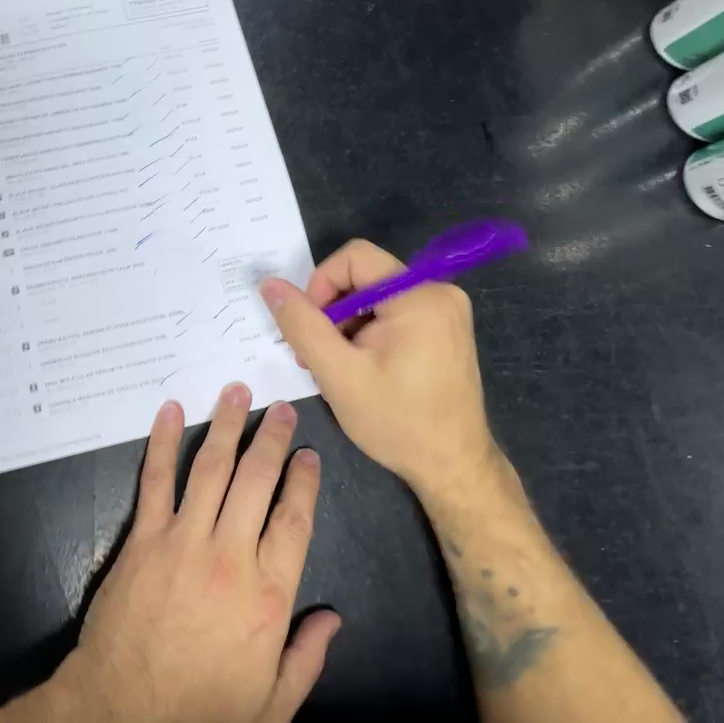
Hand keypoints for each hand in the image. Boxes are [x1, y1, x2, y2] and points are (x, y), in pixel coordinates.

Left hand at [43, 383, 339, 722]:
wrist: (124, 711)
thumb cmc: (203, 709)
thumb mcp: (272, 704)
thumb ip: (307, 659)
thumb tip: (334, 618)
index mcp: (267, 595)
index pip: (294, 521)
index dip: (304, 483)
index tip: (309, 455)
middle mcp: (230, 557)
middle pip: (256, 481)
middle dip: (271, 439)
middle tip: (280, 408)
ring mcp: (183, 541)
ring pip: (210, 469)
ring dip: (225, 425)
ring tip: (237, 391)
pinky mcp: (144, 538)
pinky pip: (154, 479)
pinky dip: (161, 441)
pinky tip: (170, 410)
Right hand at [260, 240, 503, 500]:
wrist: (453, 468)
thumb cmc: (397, 422)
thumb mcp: (338, 373)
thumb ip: (301, 324)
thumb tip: (270, 284)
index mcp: (419, 296)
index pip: (354, 257)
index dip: (321, 284)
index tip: (311, 327)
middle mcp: (439, 292)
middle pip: (364, 276)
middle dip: (332, 311)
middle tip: (317, 355)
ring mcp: (446, 310)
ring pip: (374, 296)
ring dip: (347, 325)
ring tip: (338, 368)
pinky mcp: (445, 328)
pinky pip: (393, 311)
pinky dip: (368, 332)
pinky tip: (362, 367)